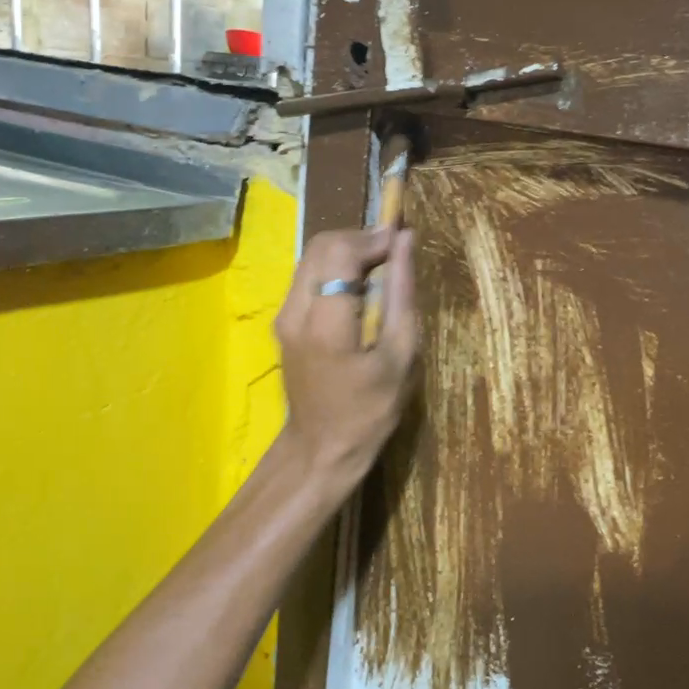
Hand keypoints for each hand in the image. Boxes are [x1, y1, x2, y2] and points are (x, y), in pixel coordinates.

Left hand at [273, 227, 419, 495]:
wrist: (322, 449)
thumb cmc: (370, 411)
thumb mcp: (401, 355)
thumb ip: (403, 293)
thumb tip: (405, 240)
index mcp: (327, 324)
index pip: (341, 252)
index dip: (373, 238)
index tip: (402, 242)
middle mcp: (295, 312)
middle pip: (322, 246)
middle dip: (360, 239)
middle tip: (394, 253)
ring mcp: (283, 316)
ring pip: (312, 257)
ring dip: (348, 252)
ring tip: (381, 269)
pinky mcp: (283, 321)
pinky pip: (308, 276)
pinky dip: (336, 269)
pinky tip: (360, 288)